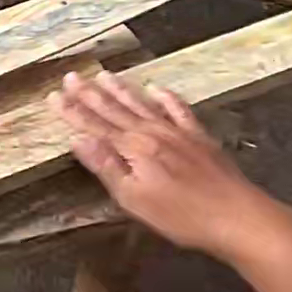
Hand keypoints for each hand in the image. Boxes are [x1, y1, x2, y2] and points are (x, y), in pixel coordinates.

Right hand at [50, 72, 291, 264]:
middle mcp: (152, 132)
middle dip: (90, 93)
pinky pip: (178, 109)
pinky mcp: (198, 137)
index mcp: (133, 148)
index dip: (73, 111)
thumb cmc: (181, 216)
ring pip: (142, 104)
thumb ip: (106, 166)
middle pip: (115, 110)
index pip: (95, 126)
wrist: (237, 215)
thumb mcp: (135, 199)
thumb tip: (77, 140)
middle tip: (71, 76)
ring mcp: (177, 132)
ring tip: (104, 74)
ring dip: (121, 90)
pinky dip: (166, 97)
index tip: (54, 95)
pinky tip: (158, 88)